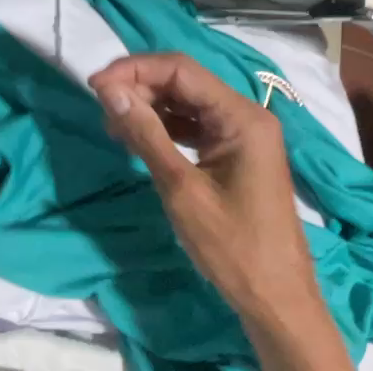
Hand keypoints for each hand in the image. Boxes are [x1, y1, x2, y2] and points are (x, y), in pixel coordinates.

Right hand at [90, 55, 340, 356]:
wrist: (277, 302)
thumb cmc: (232, 245)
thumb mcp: (180, 187)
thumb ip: (144, 132)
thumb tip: (107, 89)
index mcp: (242, 117)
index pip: (179, 69)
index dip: (133, 70)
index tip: (95, 85)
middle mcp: (245, 115)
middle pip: (182, 80)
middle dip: (138, 87)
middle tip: (101, 108)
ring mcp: (242, 133)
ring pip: (185, 100)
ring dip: (147, 106)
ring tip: (114, 126)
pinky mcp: (235, 151)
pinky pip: (193, 123)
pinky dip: (163, 125)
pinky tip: (137, 139)